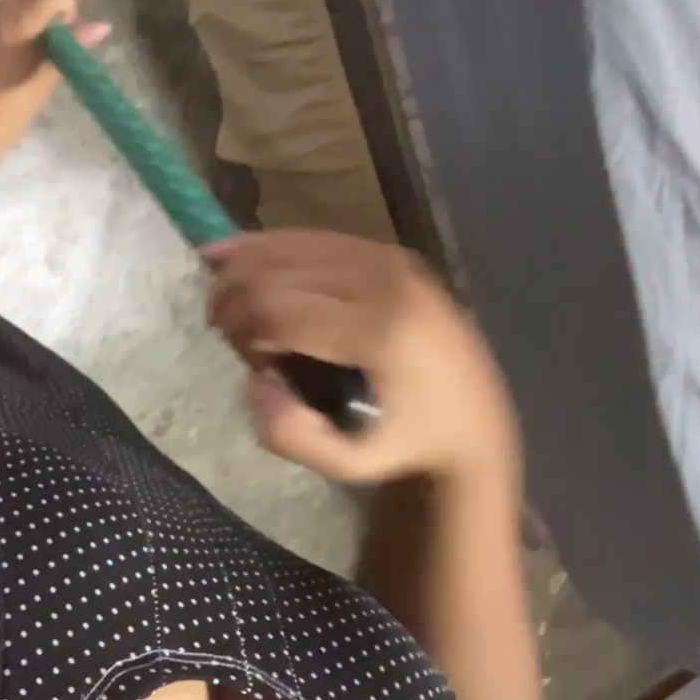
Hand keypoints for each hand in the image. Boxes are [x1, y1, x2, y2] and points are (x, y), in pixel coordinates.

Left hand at [0, 0, 108, 179]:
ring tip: (36, 43)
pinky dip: (12, 19)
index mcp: (14, 24)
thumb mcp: (41, 86)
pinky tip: (16, 53)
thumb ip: (67, 50)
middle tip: (54, 31)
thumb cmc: (2, 120)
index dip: (65, 3)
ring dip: (28, 5)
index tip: (67, 33)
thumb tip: (99, 27)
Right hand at [203, 230, 518, 484]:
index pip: (278, 307)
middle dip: (234, 297)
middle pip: (278, 271)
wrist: (476, 427)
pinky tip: (233, 254)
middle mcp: (388, 285)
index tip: (244, 360)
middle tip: (223, 330)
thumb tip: (255, 382)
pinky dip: (268, 245)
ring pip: (290, 246)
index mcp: (380, 333)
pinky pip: (314, 237)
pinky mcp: (392, 255)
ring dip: (244, 269)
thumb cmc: (406, 447)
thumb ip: (289, 434)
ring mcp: (393, 262)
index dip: (240, 328)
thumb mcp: (346, 462)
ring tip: (226, 301)